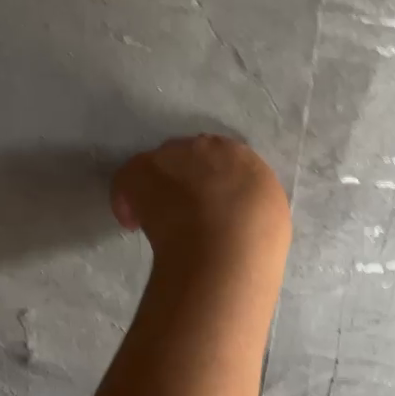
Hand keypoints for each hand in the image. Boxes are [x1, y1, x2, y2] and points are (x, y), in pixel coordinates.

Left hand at [111, 135, 290, 266]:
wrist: (228, 248)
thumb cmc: (256, 242)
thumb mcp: (269, 220)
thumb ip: (250, 208)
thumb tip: (236, 217)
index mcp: (243, 158)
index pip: (220, 160)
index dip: (210, 182)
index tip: (208, 205)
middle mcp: (208, 147)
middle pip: (187, 157)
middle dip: (182, 180)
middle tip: (182, 212)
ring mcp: (173, 155)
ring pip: (157, 166)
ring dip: (156, 188)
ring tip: (158, 220)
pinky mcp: (142, 170)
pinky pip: (127, 180)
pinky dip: (126, 200)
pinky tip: (132, 224)